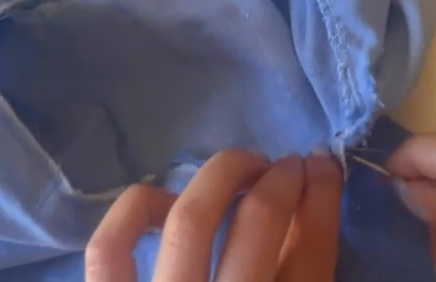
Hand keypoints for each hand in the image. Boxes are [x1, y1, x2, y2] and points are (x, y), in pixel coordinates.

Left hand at [85, 149, 343, 281]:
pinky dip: (134, 211)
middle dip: (280, 180)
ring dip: (224, 175)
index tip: (325, 165)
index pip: (313, 256)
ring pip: (192, 220)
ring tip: (244, 165)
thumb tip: (313, 204)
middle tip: (290, 165)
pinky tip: (163, 198)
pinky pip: (110, 249)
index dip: (325, 199)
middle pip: (258, 225)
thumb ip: (302, 270)